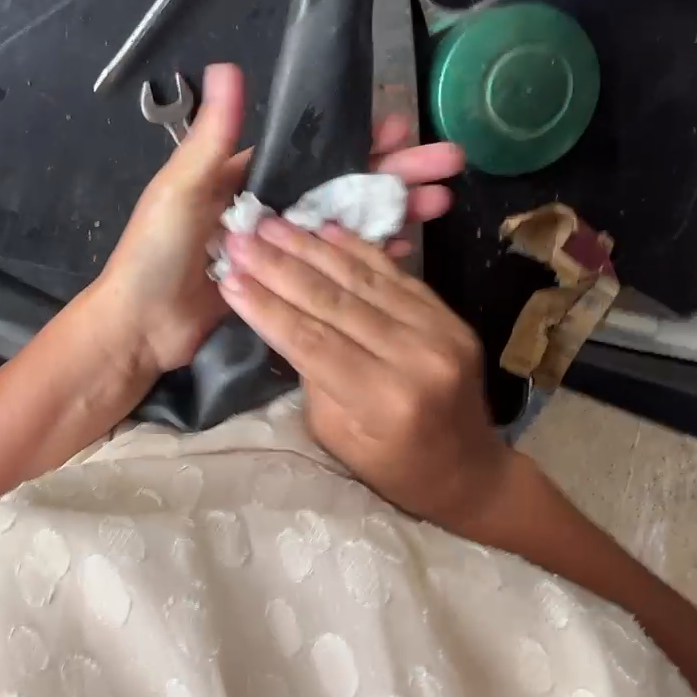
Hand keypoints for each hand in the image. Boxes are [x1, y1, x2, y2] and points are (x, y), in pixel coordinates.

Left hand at [90, 63, 466, 375]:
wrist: (139, 328)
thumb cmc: (155, 254)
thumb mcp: (180, 189)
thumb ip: (212, 135)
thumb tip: (227, 66)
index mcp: (243, 176)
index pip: (311, 149)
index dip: (357, 137)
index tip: (403, 124)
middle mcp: (266, 207)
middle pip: (339, 183)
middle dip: (393, 171)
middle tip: (449, 163)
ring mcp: (276, 249)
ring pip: (343, 223)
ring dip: (390, 210)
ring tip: (442, 203)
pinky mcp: (283, 286)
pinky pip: (332, 267)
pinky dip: (366, 257)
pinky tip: (406, 250)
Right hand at [216, 219, 518, 529]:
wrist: (469, 471)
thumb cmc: (391, 466)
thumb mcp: (335, 433)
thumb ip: (313, 374)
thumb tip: (281, 315)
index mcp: (384, 400)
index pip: (311, 341)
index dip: (266, 307)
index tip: (227, 278)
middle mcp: (417, 358)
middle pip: (333, 302)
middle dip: (277, 267)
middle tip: (239, 240)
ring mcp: (441, 332)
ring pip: (362, 278)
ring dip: (309, 248)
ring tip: (269, 225)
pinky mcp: (450, 316)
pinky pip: (394, 274)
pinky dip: (355, 248)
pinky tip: (321, 229)